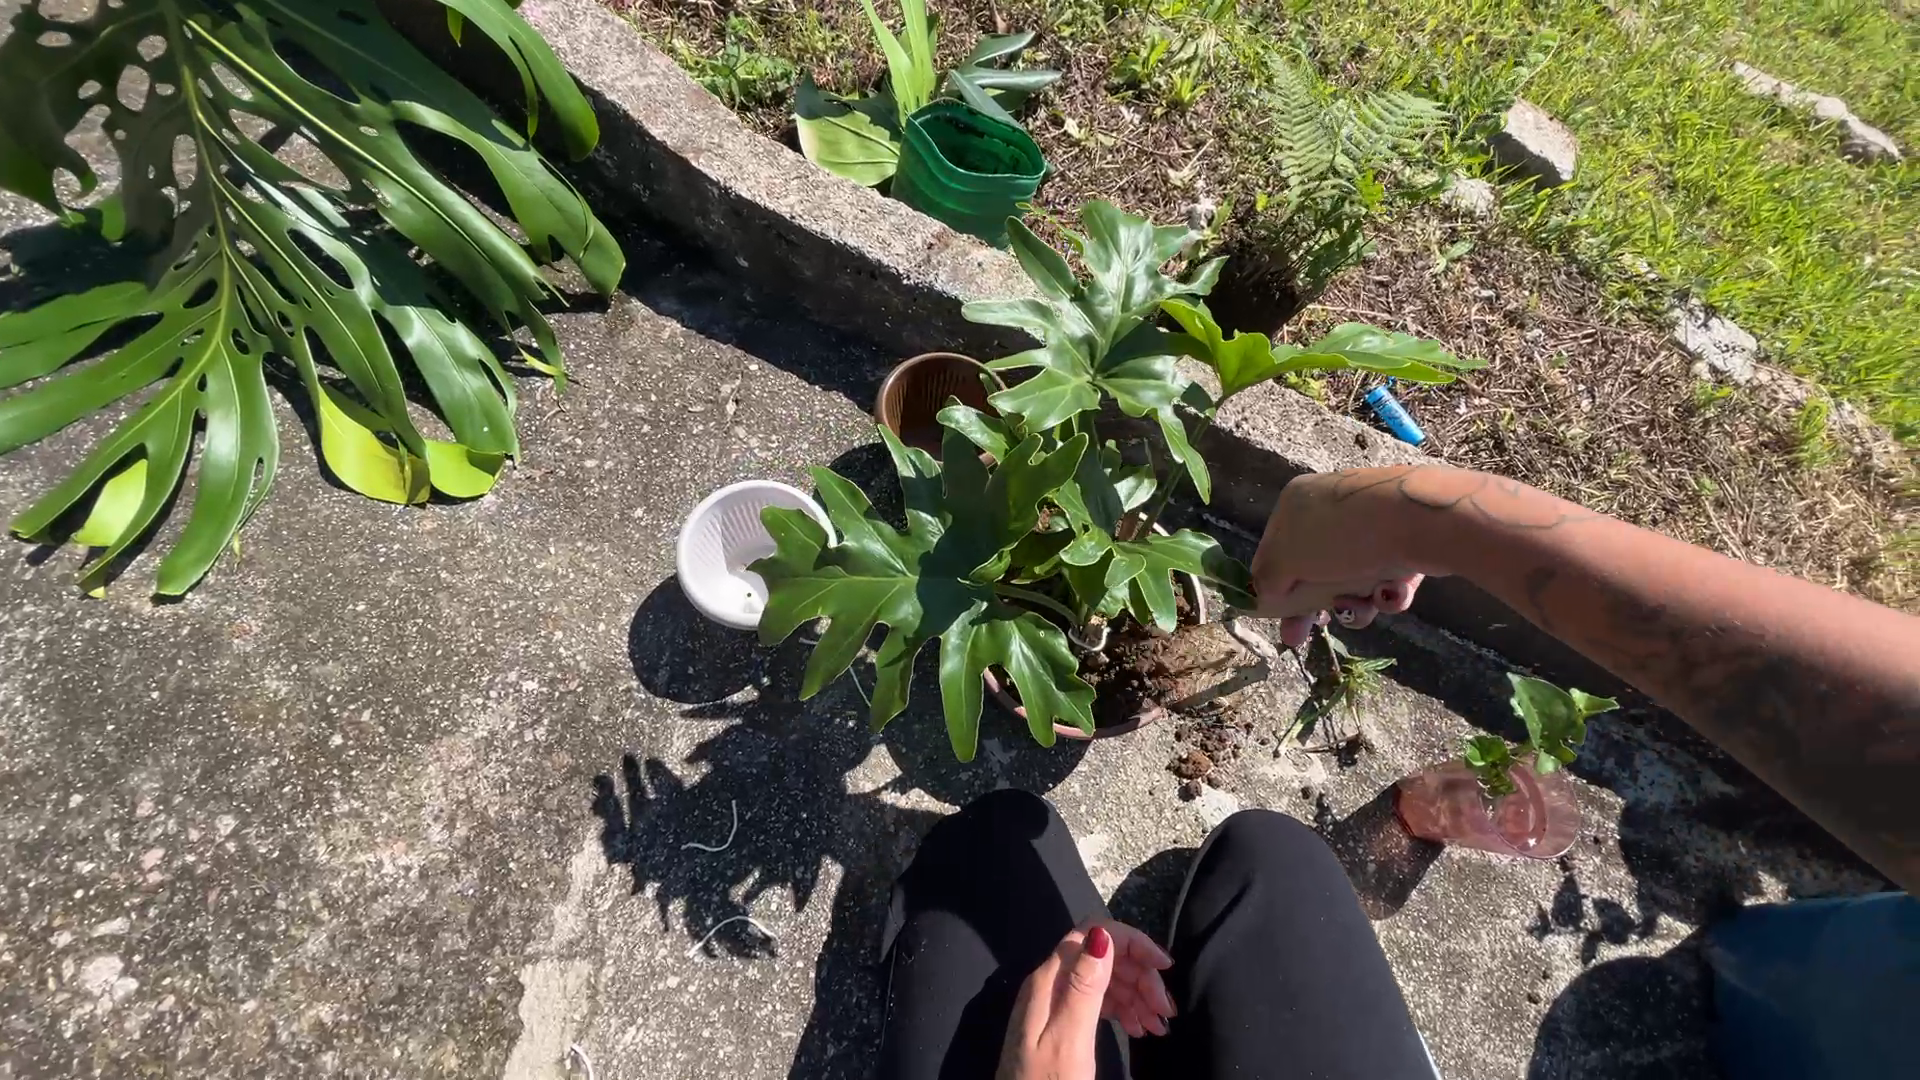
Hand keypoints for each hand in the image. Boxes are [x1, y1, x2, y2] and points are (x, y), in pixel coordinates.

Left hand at [996, 921, 1175, 1079]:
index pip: (1092, 932)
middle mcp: (1051, 981)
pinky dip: (1123, 1008)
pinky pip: (1098, 1001)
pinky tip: (1139, 1029)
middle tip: (1166, 1011)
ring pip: (1103, 977)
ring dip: (1136, 993)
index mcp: (1050, 978)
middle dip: (1139, 973)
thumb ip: (1083, 987)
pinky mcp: (1062, 1022)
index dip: (1131, 941)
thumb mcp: (1069, 1041)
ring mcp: (1055, 1002)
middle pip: (1101, 953)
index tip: (1164, 967)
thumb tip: (1102, 933)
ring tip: (1159, 1025)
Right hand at [1251, 467, 1433, 646]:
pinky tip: (1393, 593)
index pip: (1274, 551)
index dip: (1273, 587)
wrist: (1421, 521)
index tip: (1278, 619)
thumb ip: (1265, 581)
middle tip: (1303, 636)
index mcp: (1295, 504)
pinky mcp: (1406, 537)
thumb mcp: (1285, 561)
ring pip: (1351, 575)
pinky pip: (1387, 572)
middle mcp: (1330, 508)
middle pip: (1313, 568)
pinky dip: (1387, 591)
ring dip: (1354, 601)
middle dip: (1312, 605)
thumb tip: (1261, 594)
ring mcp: (1370, 521)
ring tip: (1365, 608)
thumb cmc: (1340, 538)